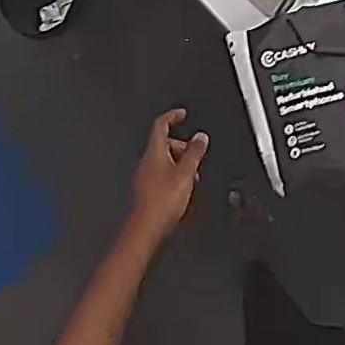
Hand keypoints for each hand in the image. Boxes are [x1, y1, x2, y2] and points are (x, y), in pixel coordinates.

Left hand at [129, 108, 208, 242]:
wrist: (145, 231)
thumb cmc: (162, 201)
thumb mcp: (186, 172)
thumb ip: (194, 152)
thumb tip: (200, 137)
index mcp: (154, 152)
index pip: (160, 125)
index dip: (172, 116)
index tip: (181, 114)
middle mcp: (146, 162)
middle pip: (164, 143)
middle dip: (181, 145)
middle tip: (196, 152)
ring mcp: (144, 177)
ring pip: (163, 160)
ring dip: (179, 162)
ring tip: (192, 174)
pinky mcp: (146, 192)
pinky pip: (161, 174)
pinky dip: (173, 175)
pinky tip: (182, 188)